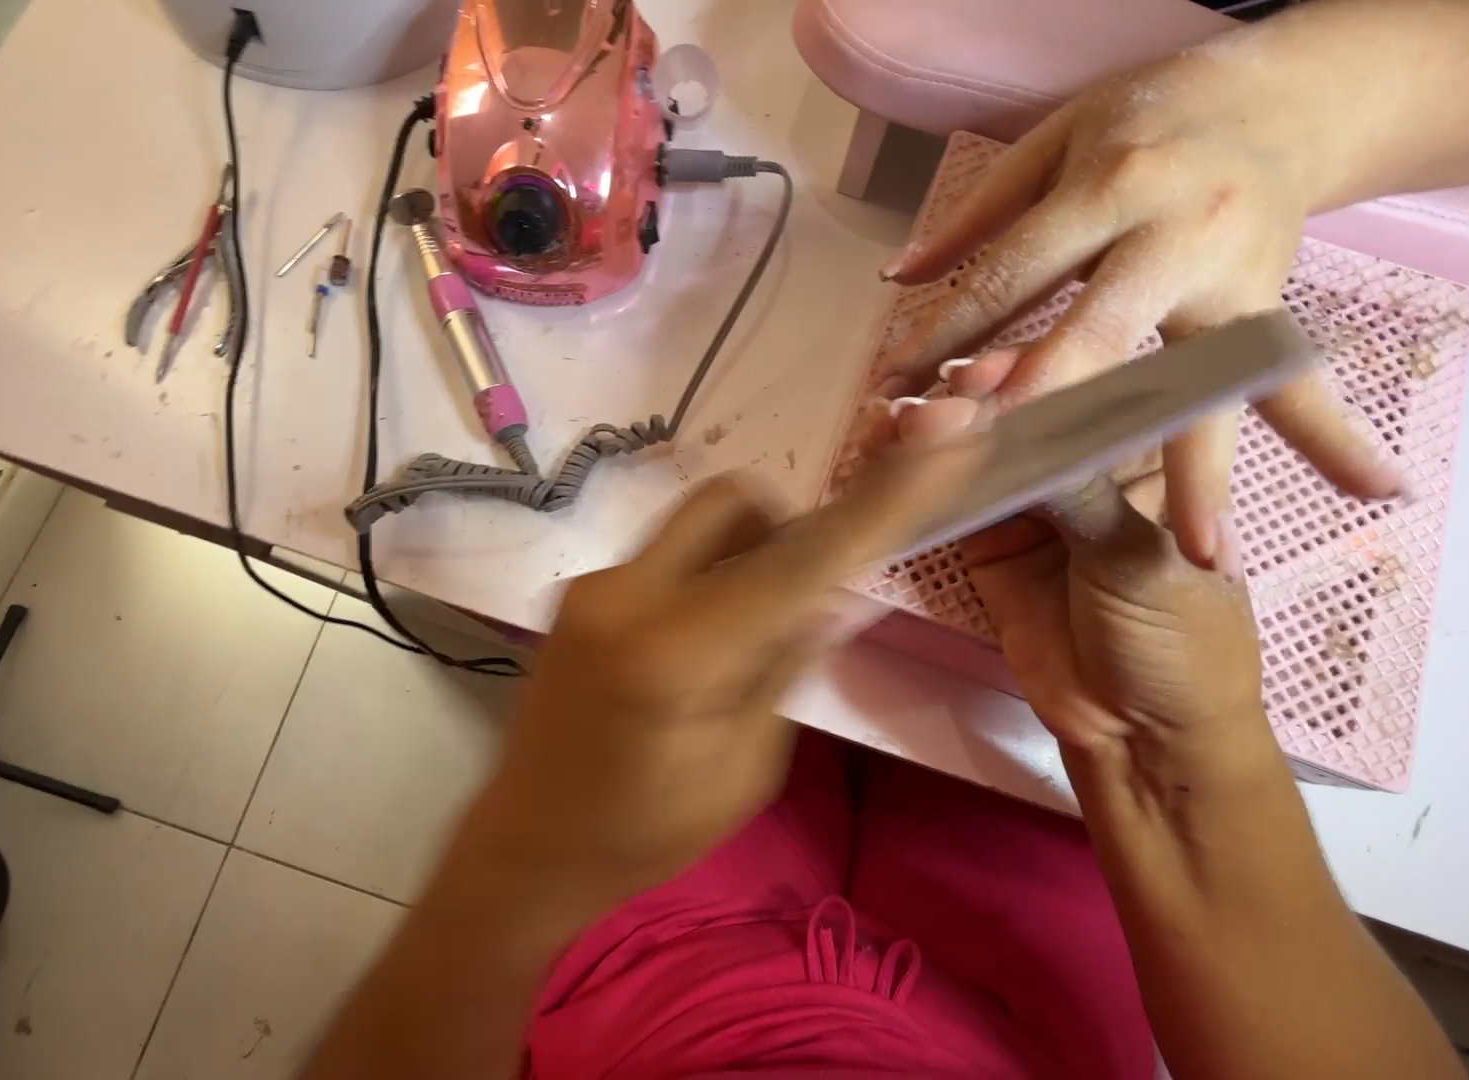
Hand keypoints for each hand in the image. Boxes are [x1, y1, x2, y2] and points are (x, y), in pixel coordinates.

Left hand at [469, 456, 979, 903]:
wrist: (527, 843)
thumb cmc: (644, 832)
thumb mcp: (743, 769)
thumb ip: (785, 665)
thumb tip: (830, 593)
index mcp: (672, 654)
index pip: (794, 563)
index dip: (875, 506)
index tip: (941, 452)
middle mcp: (624, 594)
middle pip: (733, 501)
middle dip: (785, 528)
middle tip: (795, 601)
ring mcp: (593, 585)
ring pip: (698, 523)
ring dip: (744, 555)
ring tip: (740, 638)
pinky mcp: (580, 592)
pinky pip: (667, 554)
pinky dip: (706, 576)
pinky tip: (696, 647)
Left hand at [877, 49, 1407, 571]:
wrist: (1283, 94)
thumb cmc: (1146, 120)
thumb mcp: (1050, 144)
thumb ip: (975, 218)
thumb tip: (897, 276)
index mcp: (1105, 188)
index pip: (1008, 281)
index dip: (946, 341)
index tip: (899, 399)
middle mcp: (1174, 236)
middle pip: (1095, 339)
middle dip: (1041, 409)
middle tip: (996, 471)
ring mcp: (1232, 281)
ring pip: (1200, 385)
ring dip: (1197, 468)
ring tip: (1204, 549)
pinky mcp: (1269, 309)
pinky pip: (1295, 383)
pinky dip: (1332, 437)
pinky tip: (1372, 491)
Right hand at [887, 392, 1269, 759]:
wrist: (1136, 732)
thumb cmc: (1177, 641)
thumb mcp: (1142, 560)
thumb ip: (1080, 496)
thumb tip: (1017, 433)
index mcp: (1140, 458)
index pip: (1082, 396)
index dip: (1033, 377)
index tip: (987, 373)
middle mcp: (1077, 469)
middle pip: (1017, 419)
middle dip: (970, 405)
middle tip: (929, 406)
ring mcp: (1026, 506)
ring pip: (974, 457)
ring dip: (932, 438)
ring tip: (894, 423)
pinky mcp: (985, 543)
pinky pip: (947, 506)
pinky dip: (914, 485)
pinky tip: (883, 458)